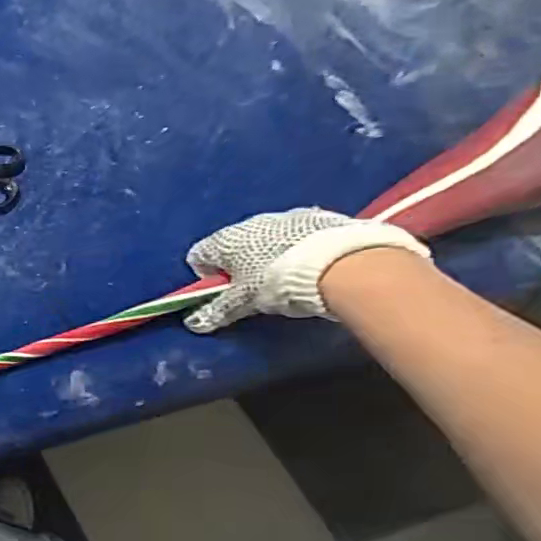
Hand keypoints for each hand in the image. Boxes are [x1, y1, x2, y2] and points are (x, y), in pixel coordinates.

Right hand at [182, 208, 430, 332]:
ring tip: (291, 274)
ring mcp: (288, 217)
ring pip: (269, 237)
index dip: (208, 275)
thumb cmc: (278, 282)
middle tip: (257, 284)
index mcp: (223, 241)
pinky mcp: (324, 216)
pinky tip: (315, 263)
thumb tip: (193, 324)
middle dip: (240, 263)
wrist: (347, 265)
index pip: (199, 256)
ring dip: (271, 252)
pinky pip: (303, 233)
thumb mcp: (244, 302)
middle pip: (234, 245)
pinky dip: (302, 246)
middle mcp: (250, 223)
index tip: (225, 290)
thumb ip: (216, 311)